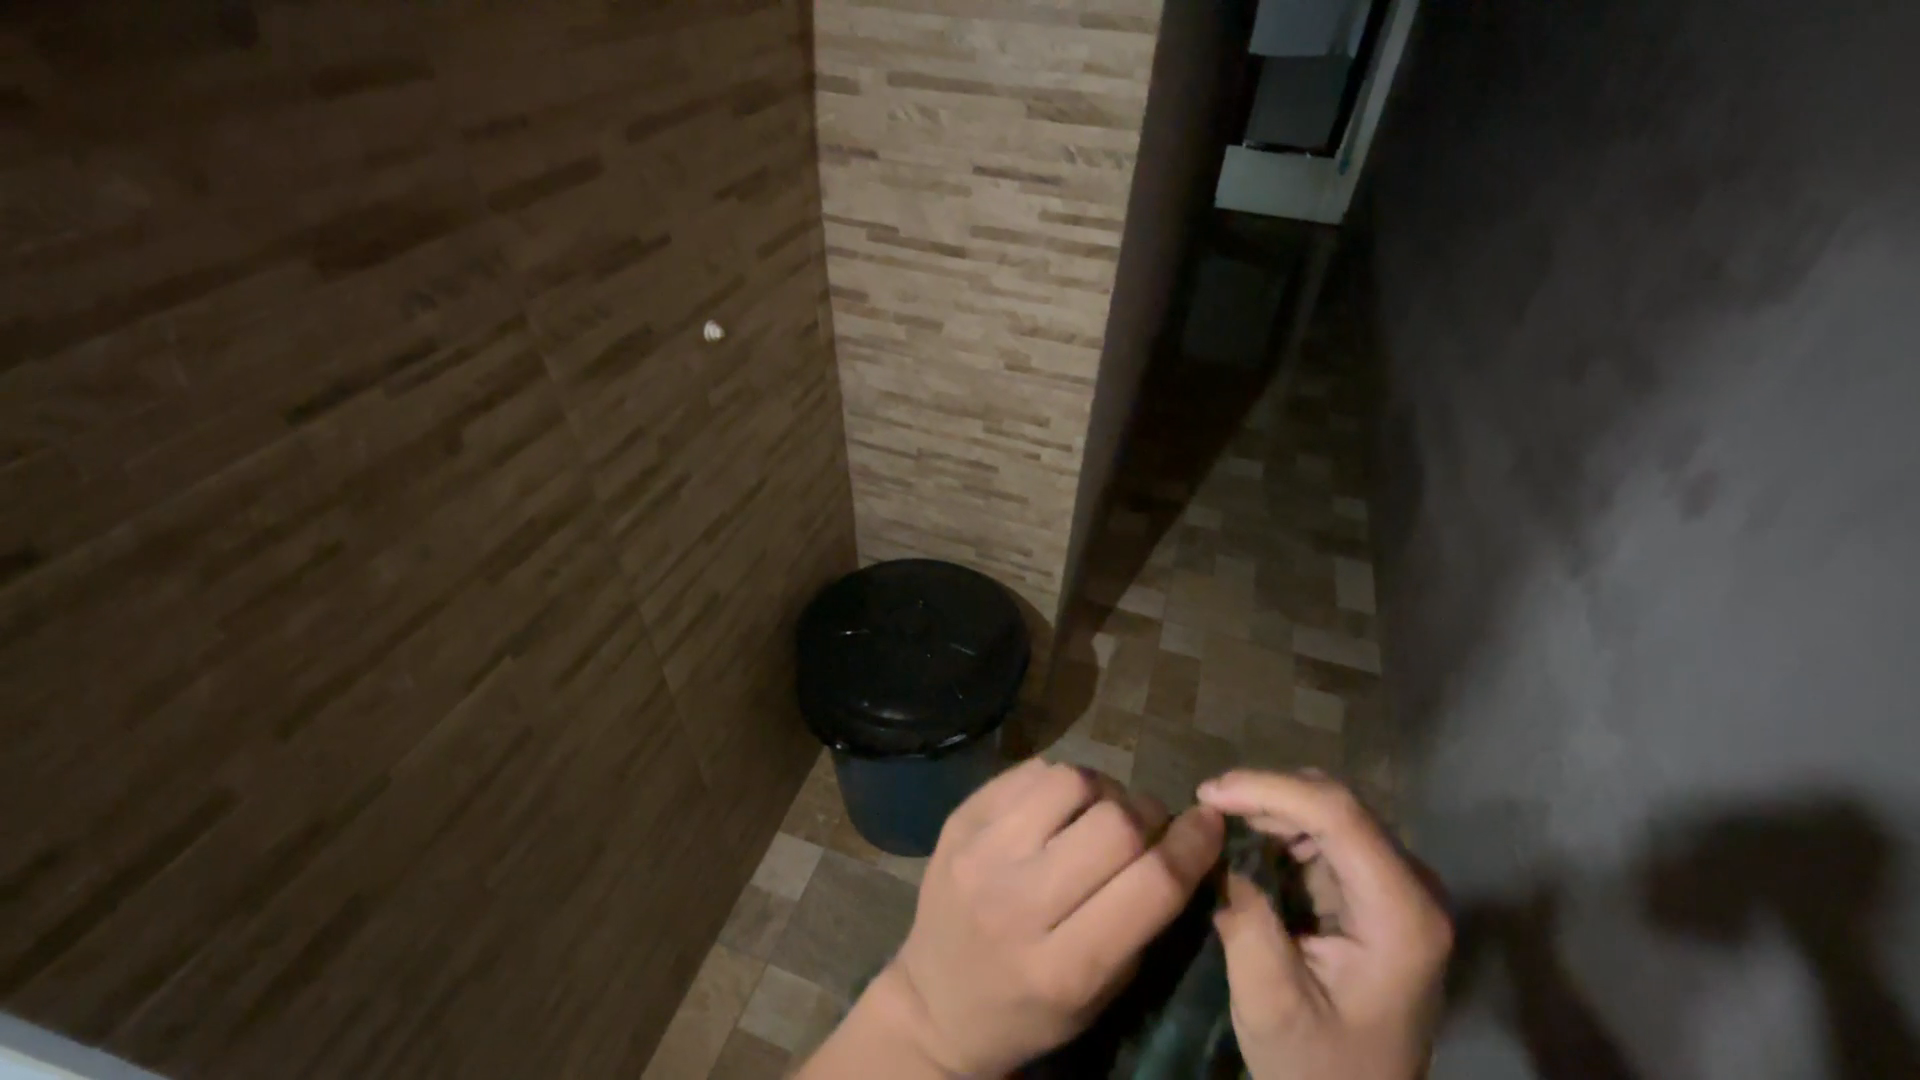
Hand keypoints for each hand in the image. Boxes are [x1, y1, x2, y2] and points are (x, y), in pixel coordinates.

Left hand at [878, 759, 1224, 1076]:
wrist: (936, 1003)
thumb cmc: (1030, 1011)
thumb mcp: (1100, 992)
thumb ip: (1146, 920)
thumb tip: (1188, 839)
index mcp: (1061, 966)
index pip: (1150, 885)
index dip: (1193, 846)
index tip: (1209, 825)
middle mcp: (1016, 902)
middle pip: (1114, 825)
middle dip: (1148, 816)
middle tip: (1149, 827)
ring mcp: (978, 854)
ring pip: (1070, 781)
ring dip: (1103, 792)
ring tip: (1101, 814)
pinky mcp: (958, 820)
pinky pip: (1029, 771)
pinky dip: (1059, 782)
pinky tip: (1059, 809)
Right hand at [1199, 770, 1451, 1079]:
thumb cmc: (1319, 1067)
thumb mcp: (1271, 1003)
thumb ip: (1247, 921)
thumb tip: (1220, 852)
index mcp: (1403, 915)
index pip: (1339, 816)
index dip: (1269, 789)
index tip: (1208, 793)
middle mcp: (1414, 887)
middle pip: (1338, 805)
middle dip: (1267, 794)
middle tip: (1207, 807)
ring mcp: (1400, 886)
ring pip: (1331, 811)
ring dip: (1272, 808)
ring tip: (1220, 824)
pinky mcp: (1379, 891)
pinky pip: (1328, 834)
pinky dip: (1282, 828)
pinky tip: (1247, 843)